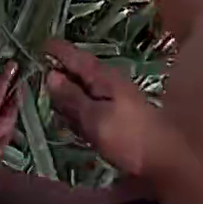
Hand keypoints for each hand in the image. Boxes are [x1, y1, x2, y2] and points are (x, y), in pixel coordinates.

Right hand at [45, 39, 185, 180]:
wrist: (165, 161)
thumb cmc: (129, 137)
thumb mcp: (95, 119)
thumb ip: (73, 98)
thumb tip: (51, 75)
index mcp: (102, 76)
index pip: (75, 57)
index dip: (57, 50)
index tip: (40, 42)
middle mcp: (108, 82)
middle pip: (78, 71)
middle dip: (59, 69)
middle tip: (37, 68)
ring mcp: (114, 99)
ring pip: (84, 89)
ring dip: (67, 90)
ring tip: (47, 93)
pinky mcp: (118, 117)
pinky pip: (90, 106)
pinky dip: (77, 108)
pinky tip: (69, 117)